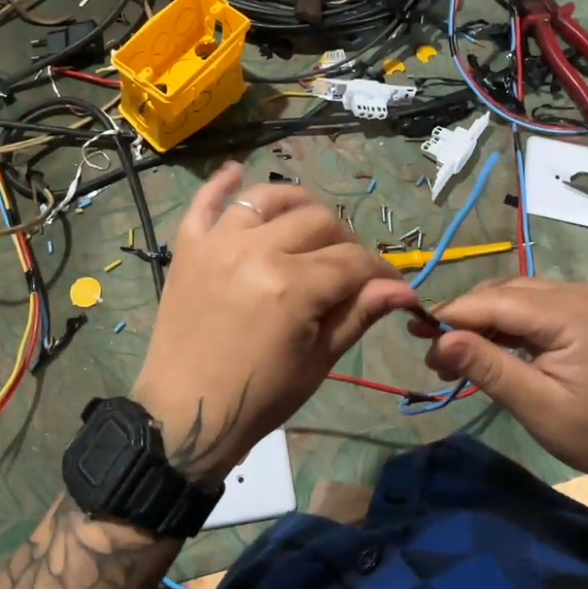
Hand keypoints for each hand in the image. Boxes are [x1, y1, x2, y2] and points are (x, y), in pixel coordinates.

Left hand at [130, 162, 419, 489]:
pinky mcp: (188, 246)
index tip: (388, 285)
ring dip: (297, 206)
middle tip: (346, 268)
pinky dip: (222, 184)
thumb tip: (403, 289)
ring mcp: (217, 242)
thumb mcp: (316, 362)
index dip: (378, 271)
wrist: (184, 414)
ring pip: (269, 198)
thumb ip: (357, 315)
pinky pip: (204, 201)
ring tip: (306, 228)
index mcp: (292, 286)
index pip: (352, 260)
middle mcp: (256, 250)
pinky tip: (237, 173)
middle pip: (318, 220)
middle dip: (344, 241)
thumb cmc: (257, 397)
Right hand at [410, 278, 587, 490]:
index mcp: (572, 313)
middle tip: (429, 350)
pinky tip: (479, 346)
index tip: (415, 335)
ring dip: (478, 319)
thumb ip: (489, 368)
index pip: (497, 302)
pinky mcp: (577, 310)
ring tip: (447, 352)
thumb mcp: (538, 407)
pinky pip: (527, 306)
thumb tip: (439, 341)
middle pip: (502, 293)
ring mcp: (579, 299)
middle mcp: (576, 293)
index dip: (453, 315)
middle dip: (462, 317)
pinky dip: (500, 323)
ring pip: (510, 296)